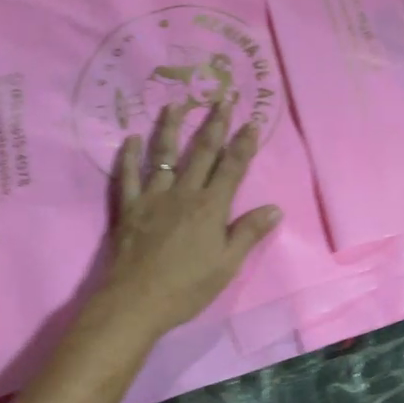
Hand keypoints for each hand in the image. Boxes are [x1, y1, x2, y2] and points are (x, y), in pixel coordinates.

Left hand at [98, 94, 281, 339]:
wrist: (135, 303)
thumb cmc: (186, 288)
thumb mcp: (227, 266)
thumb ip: (248, 233)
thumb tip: (275, 208)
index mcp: (211, 206)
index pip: (232, 167)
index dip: (244, 144)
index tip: (251, 121)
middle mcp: (184, 193)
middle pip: (203, 152)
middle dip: (215, 123)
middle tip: (222, 98)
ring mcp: (154, 198)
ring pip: (165, 156)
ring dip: (171, 128)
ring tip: (175, 104)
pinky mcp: (130, 208)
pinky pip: (128, 177)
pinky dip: (129, 157)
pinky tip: (131, 139)